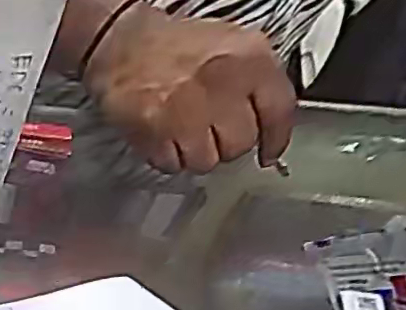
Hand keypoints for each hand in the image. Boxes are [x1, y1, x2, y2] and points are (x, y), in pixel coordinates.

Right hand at [84, 9, 295, 172]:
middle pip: (239, 145)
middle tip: (211, 134)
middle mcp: (222, 85)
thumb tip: (265, 121)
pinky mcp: (157, 135)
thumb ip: (253, 81)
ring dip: (195, 155)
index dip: (275, 139)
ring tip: (184, 134)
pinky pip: (173, 166)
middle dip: (226, 145)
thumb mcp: (231, 46)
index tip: (269, 154)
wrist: (126, 47)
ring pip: (206, 162)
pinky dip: (169, 159)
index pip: (279, 110)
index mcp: (248, 58)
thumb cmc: (176, 49)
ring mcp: (188, 113)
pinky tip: (165, 138)